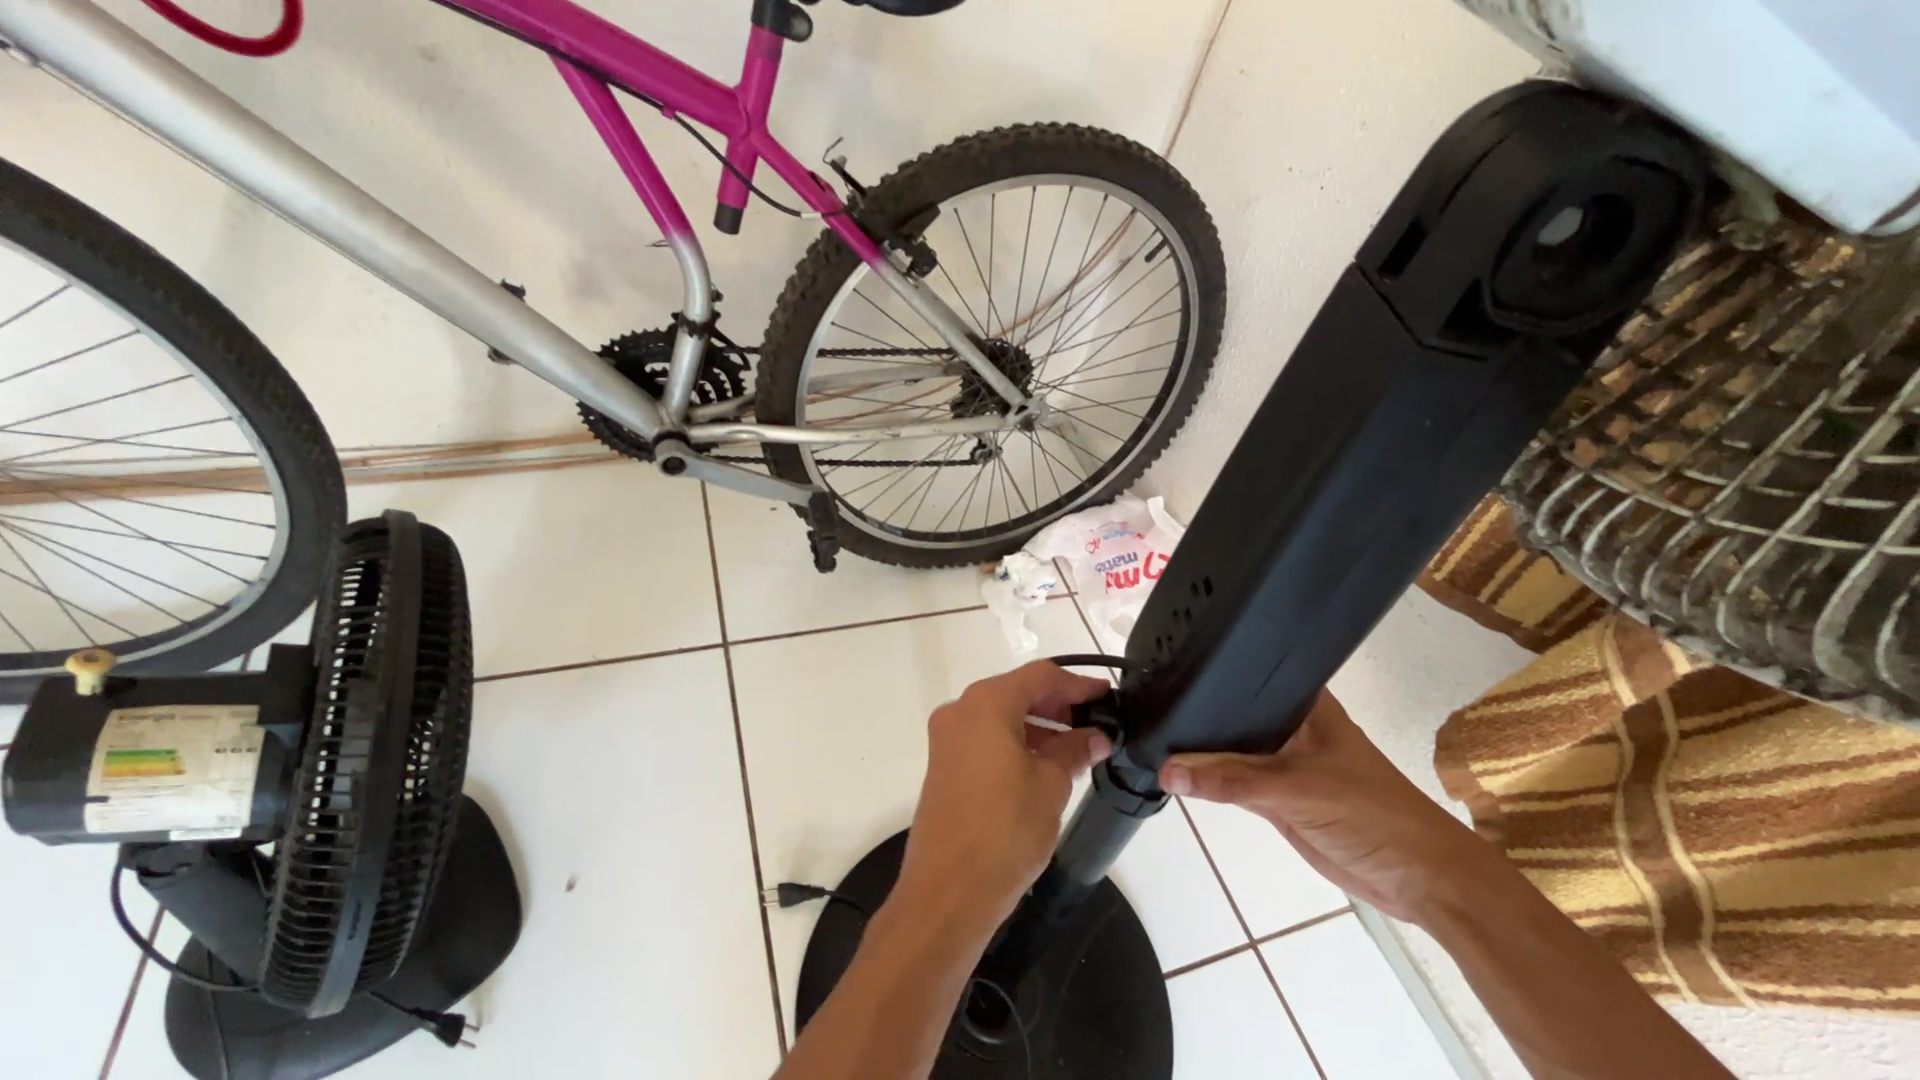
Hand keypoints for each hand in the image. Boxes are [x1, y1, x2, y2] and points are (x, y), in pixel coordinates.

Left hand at [896, 661, 1114, 928]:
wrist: (948, 891)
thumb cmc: (1005, 830)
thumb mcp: (1051, 785)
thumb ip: (1074, 750)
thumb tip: (1094, 736)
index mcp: (986, 704)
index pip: (1040, 676)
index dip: (1078, 685)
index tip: (1108, 698)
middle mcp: (960, 712)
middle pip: (1017, 693)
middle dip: (1059, 706)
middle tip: (1097, 726)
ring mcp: (947, 741)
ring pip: (1001, 718)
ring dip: (1040, 727)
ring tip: (1079, 750)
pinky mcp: (944, 768)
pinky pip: (986, 741)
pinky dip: (1017, 745)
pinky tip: (1047, 767)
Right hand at [1159, 690, 1489, 924]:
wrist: (1419, 878)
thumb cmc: (1370, 814)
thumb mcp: (1295, 790)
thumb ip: (1230, 780)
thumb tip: (1167, 771)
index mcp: (1306, 705)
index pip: (1250, 679)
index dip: (1211, 673)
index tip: (1161, 670)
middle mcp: (1293, 728)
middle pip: (1234, 716)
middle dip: (1197, 716)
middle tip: (1143, 706)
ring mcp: (1285, 765)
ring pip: (1231, 752)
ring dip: (1200, 754)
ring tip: (1148, 735)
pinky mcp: (1280, 800)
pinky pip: (1234, 785)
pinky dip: (1210, 784)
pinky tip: (1177, 773)